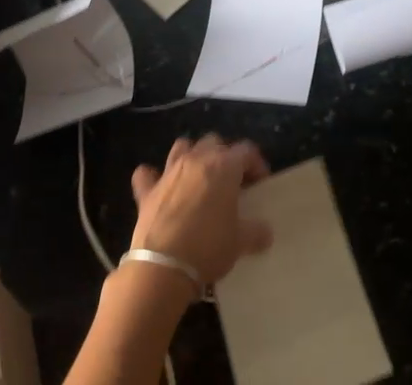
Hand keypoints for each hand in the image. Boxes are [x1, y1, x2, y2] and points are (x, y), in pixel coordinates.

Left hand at [128, 134, 273, 285]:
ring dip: (192, 155)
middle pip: (214, 142)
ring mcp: (168, 173)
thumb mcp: (241, 242)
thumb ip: (257, 232)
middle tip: (231, 181)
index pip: (246, 151)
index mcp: (223, 166)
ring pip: (182, 146)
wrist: (163, 267)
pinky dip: (152, 177)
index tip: (260, 183)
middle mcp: (196, 160)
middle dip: (224, 156)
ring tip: (199, 177)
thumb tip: (265, 233)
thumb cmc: (209, 247)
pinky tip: (159, 187)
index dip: (256, 164)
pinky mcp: (147, 191)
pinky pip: (146, 174)